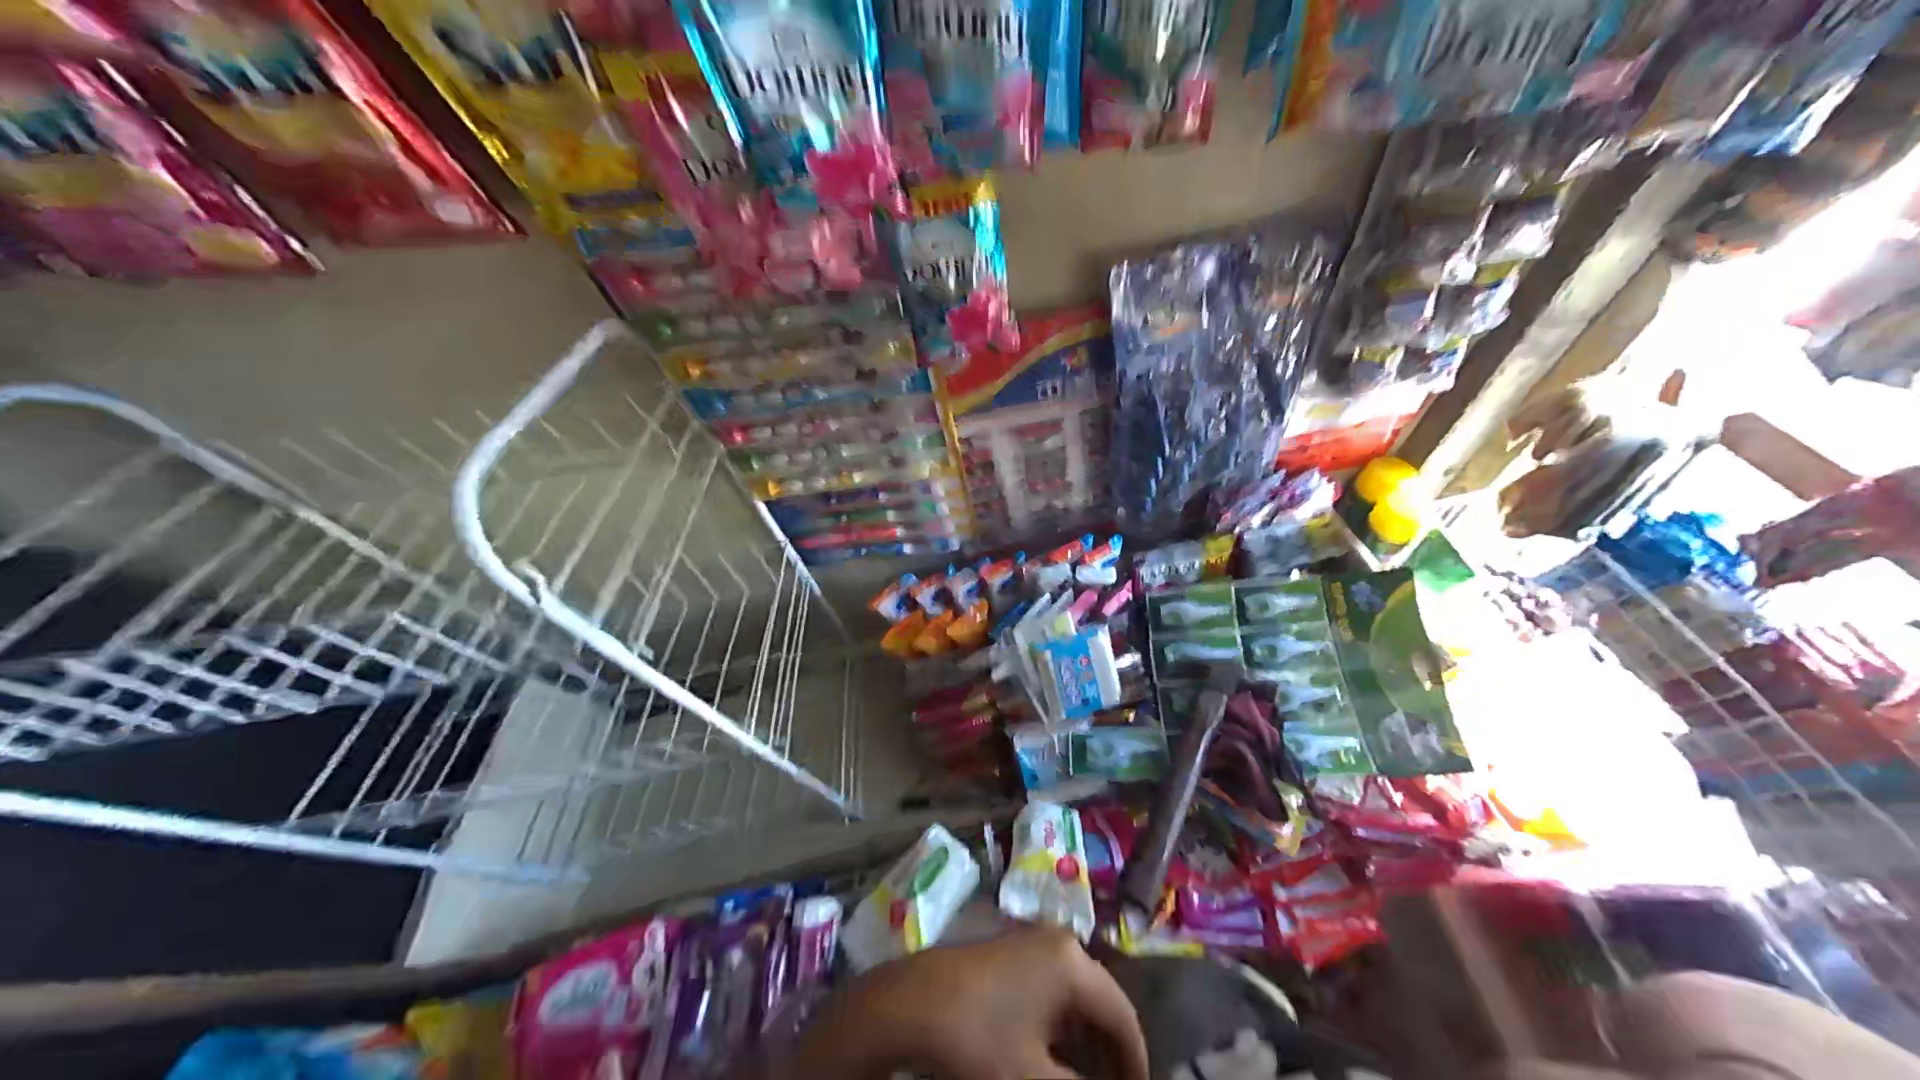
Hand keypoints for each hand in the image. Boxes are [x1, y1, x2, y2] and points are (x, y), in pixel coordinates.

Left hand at [788, 924, 1150, 1079]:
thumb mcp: (1034, 1079)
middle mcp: (1058, 944)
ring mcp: (1030, 944)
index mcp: (1073, 964)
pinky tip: (1049, 1056)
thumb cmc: (977, 1039)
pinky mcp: (1007, 954)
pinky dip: (1058, 1026)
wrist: (908, 1005)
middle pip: (1101, 1003)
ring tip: (1081, 1077)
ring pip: (1075, 998)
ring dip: (1083, 1042)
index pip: (1123, 1018)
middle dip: (1108, 1053)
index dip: (1134, 1065)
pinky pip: (1050, 990)